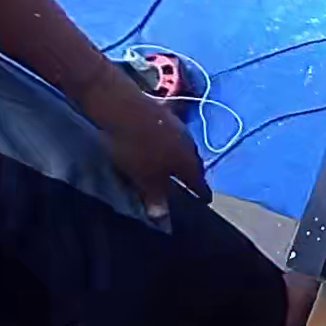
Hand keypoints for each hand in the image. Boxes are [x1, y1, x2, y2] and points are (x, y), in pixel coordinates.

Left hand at [76, 65, 210, 212]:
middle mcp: (191, 146)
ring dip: (179, 157)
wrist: (121, 104)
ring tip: (171, 163)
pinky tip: (158, 142)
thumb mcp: (143, 178)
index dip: (202, 195)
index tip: (204, 201)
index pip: (201, 185)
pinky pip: (170, 134)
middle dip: (191, 175)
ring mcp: (179, 127)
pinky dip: (167, 142)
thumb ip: (156, 198)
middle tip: (187, 183)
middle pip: (194, 165)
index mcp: (190, 165)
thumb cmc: (136, 148)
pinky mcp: (165, 112)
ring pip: (183, 148)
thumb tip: (162, 220)